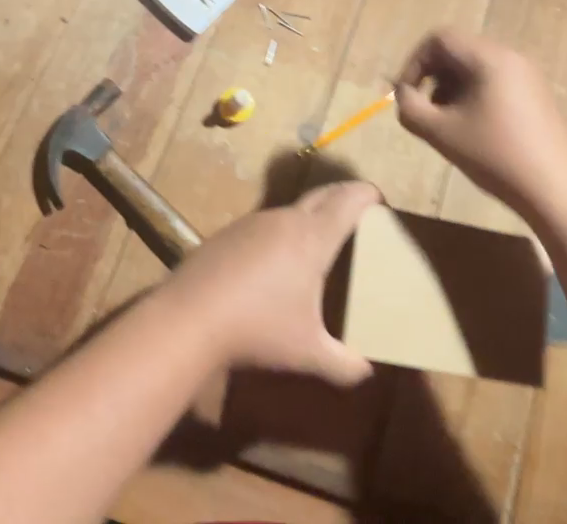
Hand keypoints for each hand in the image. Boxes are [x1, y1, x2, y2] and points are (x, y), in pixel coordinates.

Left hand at [158, 181, 379, 386]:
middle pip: (322, 195)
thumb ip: (344, 364)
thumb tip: (366, 372)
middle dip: (344, 196)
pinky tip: (275, 263)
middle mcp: (285, 220)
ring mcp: (253, 222)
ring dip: (310, 216)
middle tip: (358, 211)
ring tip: (320, 240)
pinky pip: (265, 225)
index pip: (348, 201)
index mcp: (313, 237)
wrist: (188, 319)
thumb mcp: (307, 353)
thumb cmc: (258, 330)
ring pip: (291, 210)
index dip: (367, 194)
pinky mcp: (228, 233)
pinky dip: (281, 233)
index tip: (379, 199)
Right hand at [395, 29, 566, 215]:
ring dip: (451, 89)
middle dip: (432, 78)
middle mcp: (510, 57)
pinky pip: (494, 81)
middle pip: (458, 51)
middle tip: (424, 112)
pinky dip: (473, 96)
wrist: (554, 189)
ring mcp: (527, 75)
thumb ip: (410, 108)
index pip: (440, 38)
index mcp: (489, 58)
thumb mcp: (441, 133)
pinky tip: (472, 130)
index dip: (414, 62)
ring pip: (475, 67)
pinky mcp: (536, 95)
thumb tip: (403, 95)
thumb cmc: (494, 156)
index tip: (406, 95)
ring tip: (446, 124)